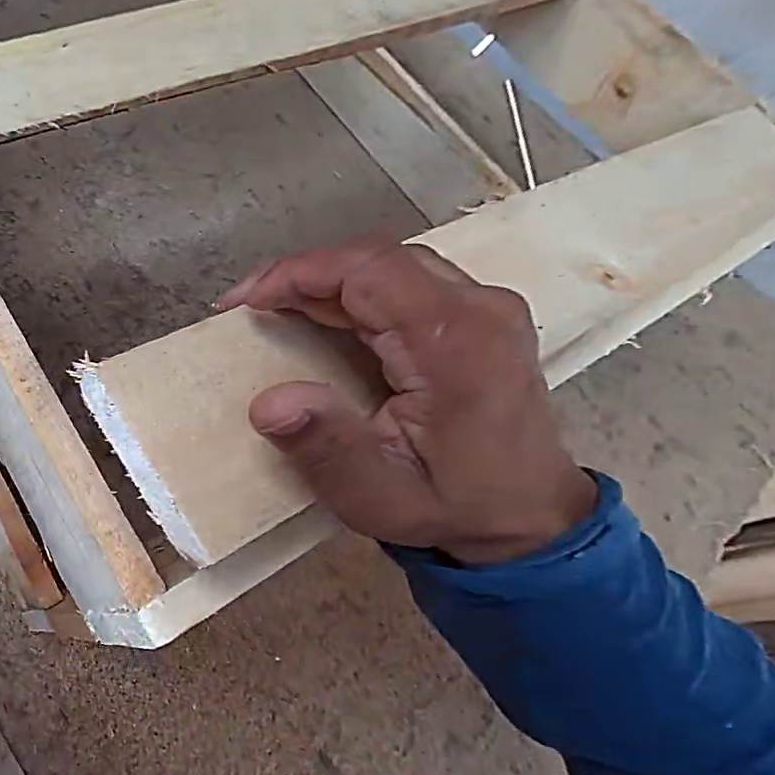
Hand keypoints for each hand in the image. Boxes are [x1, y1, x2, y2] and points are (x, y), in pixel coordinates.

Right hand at [217, 239, 596, 562]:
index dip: (297, 272)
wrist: (529, 516)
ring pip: (388, 265)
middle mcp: (478, 309)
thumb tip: (268, 403)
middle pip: (375, 259)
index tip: (244, 302)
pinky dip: (351, 292)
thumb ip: (327, 448)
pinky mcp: (477, 315)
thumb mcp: (378, 496)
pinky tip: (319, 317)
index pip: (367, 270)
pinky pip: (403, 282)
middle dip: (301, 275)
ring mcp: (484, 306)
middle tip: (248, 308)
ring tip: (273, 310)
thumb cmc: (451, 507)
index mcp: (455, 344)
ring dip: (324, 281)